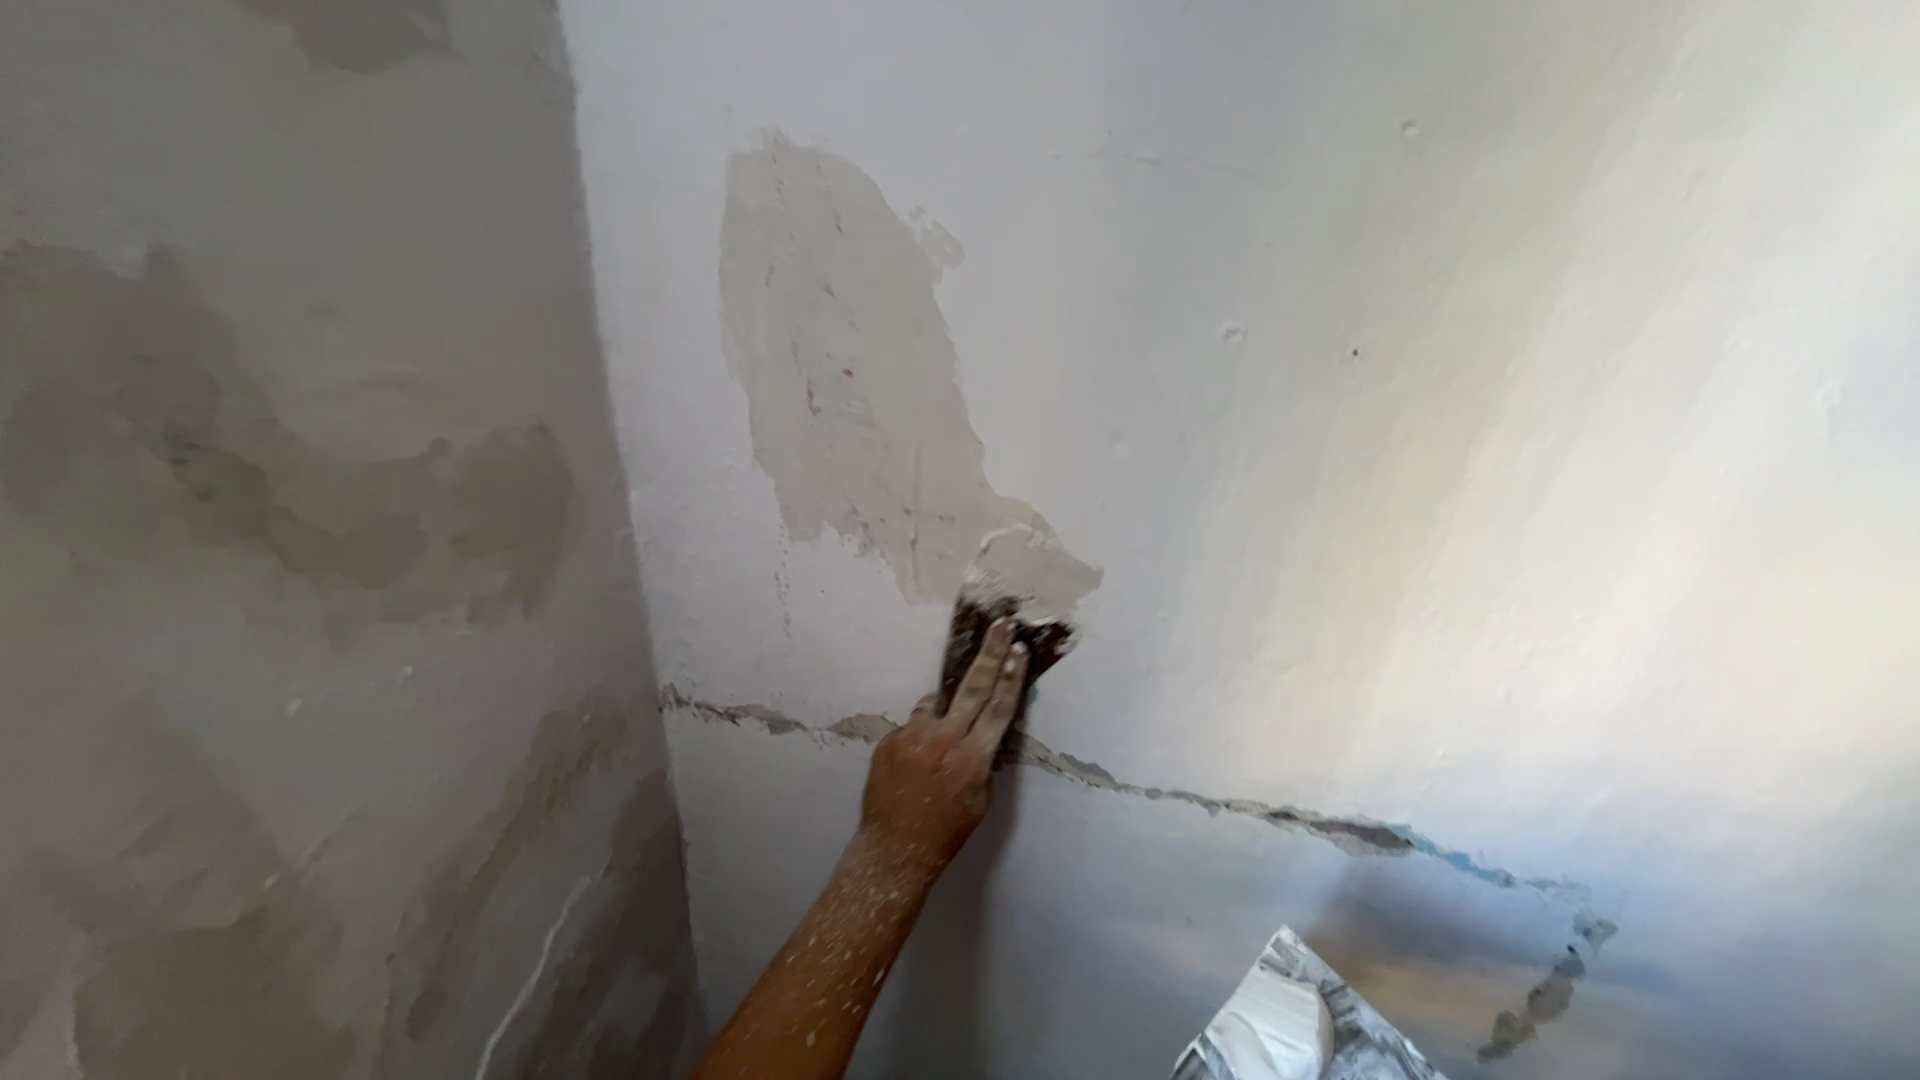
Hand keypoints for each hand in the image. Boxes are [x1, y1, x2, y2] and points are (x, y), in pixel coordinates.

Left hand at [857, 618, 1028, 873]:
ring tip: (936, 748)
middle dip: (991, 653)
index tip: (1019, 649)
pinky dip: (918, 737)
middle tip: (1001, 624)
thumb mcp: (981, 800)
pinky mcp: (890, 740)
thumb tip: (985, 733)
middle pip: (973, 687)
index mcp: (973, 759)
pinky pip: (912, 726)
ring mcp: (914, 737)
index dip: (1011, 677)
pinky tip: (914, 766)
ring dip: (942, 714)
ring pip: (935, 706)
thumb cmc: (946, 831)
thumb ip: (984, 761)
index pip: (998, 708)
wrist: (894, 849)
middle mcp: (944, 741)